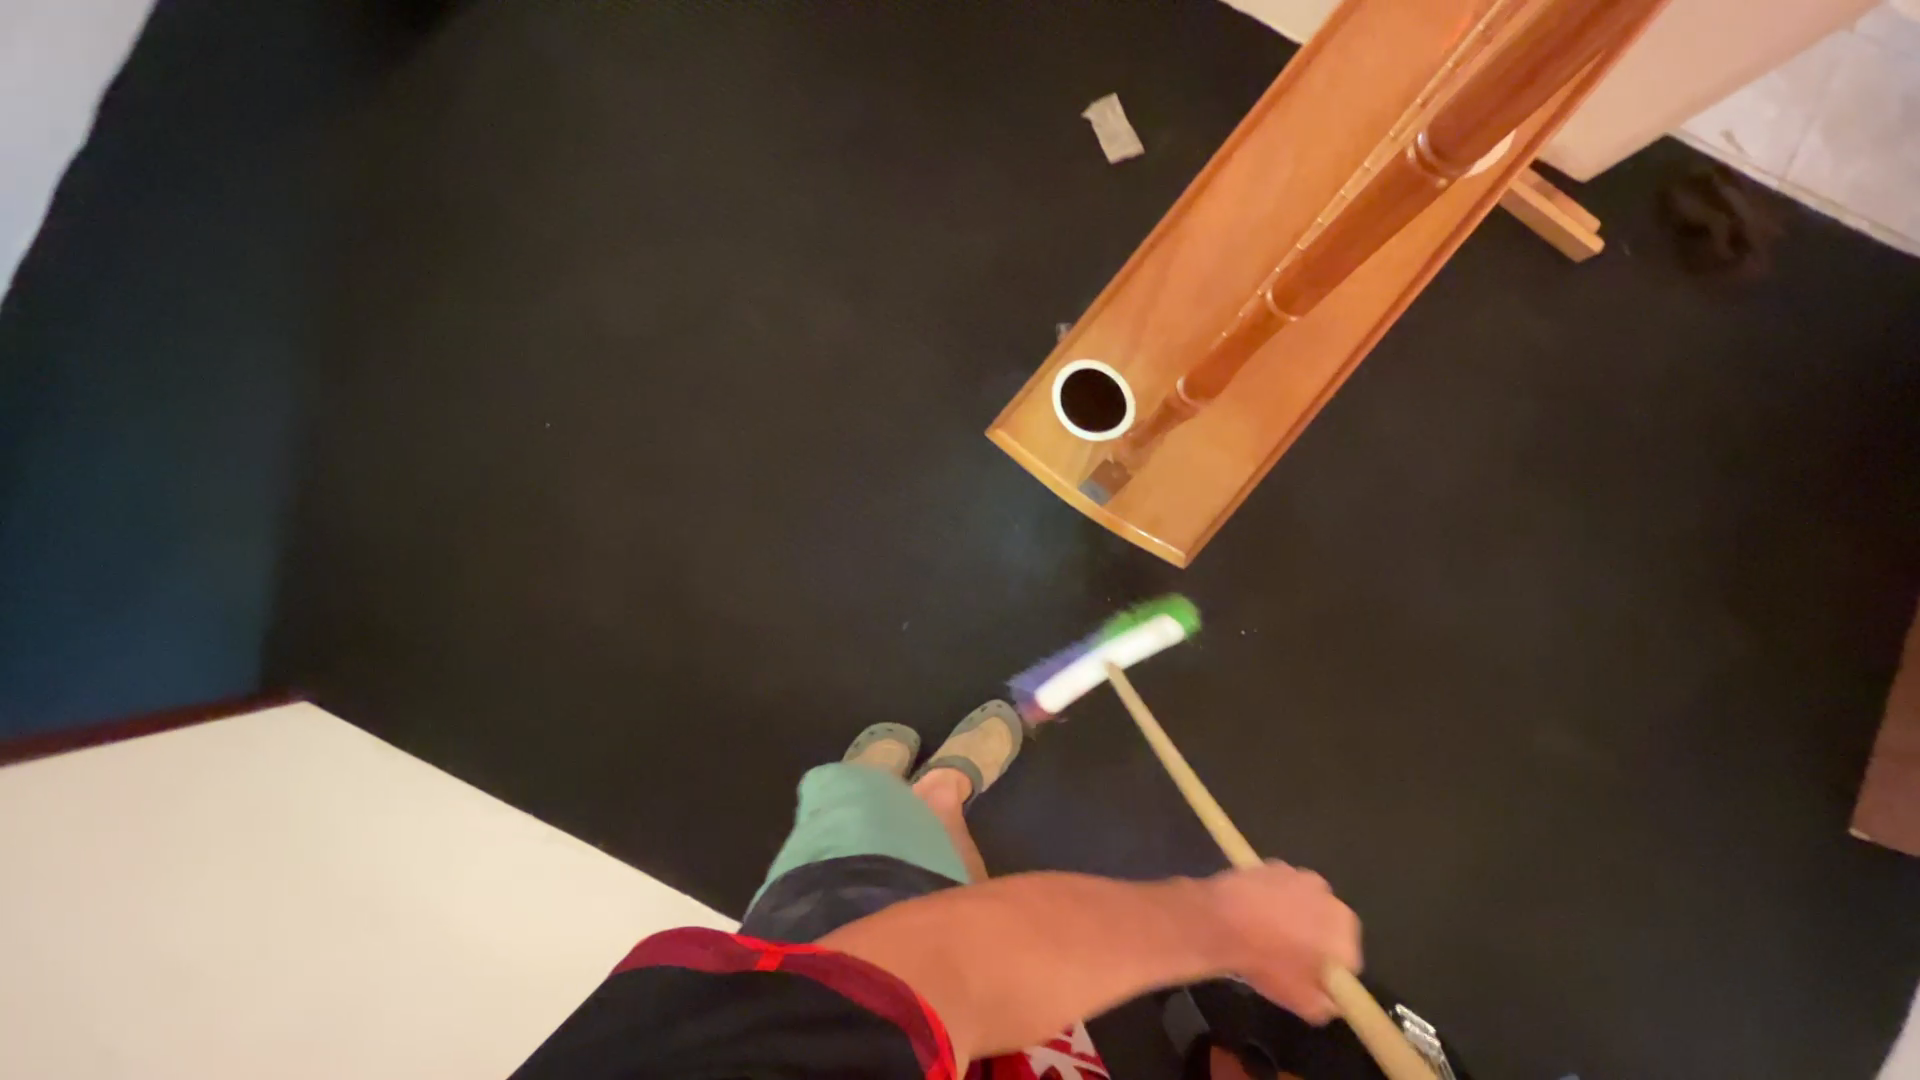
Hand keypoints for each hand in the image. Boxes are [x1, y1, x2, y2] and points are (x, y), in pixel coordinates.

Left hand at [1204, 860, 1360, 1023]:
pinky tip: (1254, 912)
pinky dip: (1273, 897)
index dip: (1330, 972)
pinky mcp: (1270, 864)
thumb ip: (1327, 1004)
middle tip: (1290, 957)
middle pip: (1329, 926)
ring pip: (1305, 904)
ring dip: (1294, 915)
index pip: (1348, 959)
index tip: (1311, 979)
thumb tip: (1329, 999)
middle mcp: (1328, 896)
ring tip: (1268, 933)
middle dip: (1315, 940)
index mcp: (1344, 930)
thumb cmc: (1266, 961)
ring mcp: (1297, 874)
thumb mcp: (1303, 1003)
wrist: (1218, 920)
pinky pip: (1280, 887)